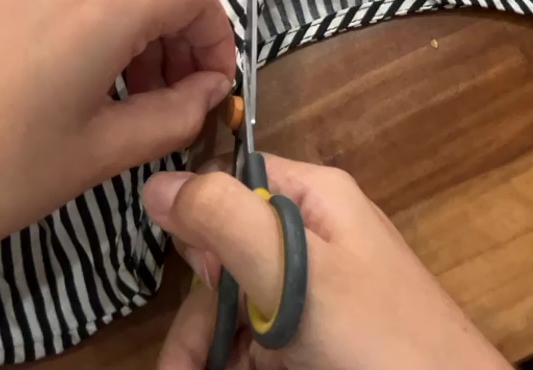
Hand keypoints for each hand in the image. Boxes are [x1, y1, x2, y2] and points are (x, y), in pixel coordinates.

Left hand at [0, 0, 238, 273]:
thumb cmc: (1, 172)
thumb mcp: (102, 151)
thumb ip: (174, 114)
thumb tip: (207, 91)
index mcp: (105, 1)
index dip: (216, 36)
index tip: (212, 86)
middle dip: (181, 19)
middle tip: (175, 85)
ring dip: (142, 14)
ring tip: (131, 87)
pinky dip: (101, 10)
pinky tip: (83, 72)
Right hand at [144, 156, 512, 369]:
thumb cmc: (377, 339)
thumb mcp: (294, 270)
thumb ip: (222, 217)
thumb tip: (155, 183)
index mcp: (313, 198)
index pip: (232, 180)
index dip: (204, 222)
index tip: (202, 278)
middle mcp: (314, 236)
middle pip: (230, 252)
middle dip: (202, 310)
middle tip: (183, 365)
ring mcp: (320, 292)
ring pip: (242, 305)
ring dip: (209, 346)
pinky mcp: (323, 338)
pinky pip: (265, 339)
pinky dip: (238, 359)